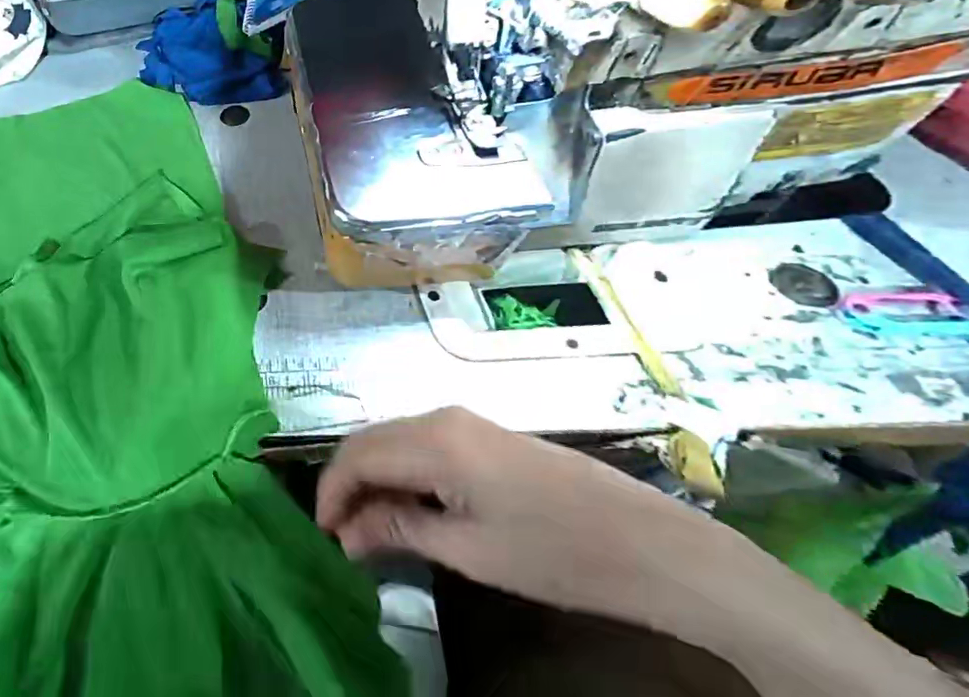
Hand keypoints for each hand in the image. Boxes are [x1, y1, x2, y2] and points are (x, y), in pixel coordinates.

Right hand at [316, 408, 965, 696]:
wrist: (646, 542)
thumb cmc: (553, 552)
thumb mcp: (468, 550)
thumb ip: (399, 529)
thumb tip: (347, 533)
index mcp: (435, 439)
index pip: (357, 454)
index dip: (331, 493)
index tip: (323, 536)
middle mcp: (443, 416)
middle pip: (372, 440)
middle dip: (348, 484)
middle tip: (342, 537)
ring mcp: (467, 421)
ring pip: (396, 440)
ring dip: (374, 478)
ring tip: (369, 529)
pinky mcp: (485, 435)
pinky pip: (423, 444)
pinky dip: (403, 473)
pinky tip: (408, 509)